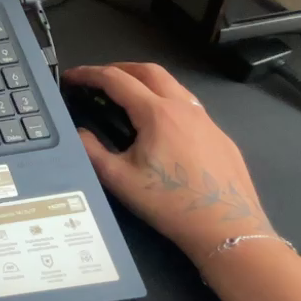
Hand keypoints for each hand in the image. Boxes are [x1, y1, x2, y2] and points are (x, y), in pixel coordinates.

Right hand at [63, 62, 272, 262]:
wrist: (230, 233)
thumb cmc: (170, 204)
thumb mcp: (117, 178)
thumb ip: (90, 149)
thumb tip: (78, 132)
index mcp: (157, 114)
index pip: (116, 79)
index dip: (88, 73)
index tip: (71, 77)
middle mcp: (185, 110)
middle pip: (149, 71)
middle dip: (118, 68)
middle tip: (98, 79)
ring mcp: (208, 123)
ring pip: (173, 86)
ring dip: (145, 83)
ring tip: (126, 98)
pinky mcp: (222, 139)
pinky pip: (190, 107)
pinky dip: (166, 102)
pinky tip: (159, 126)